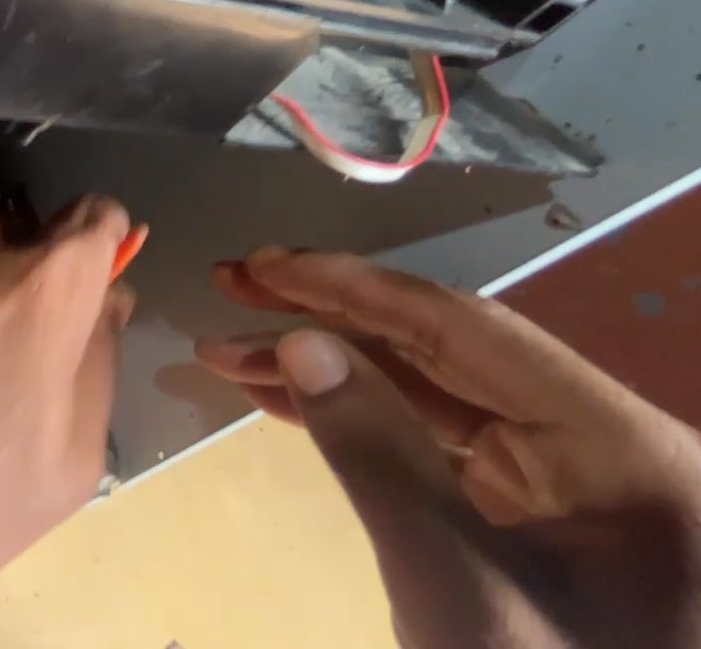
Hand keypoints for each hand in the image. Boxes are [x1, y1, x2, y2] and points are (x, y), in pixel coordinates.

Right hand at [196, 249, 700, 648]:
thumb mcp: (456, 588)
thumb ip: (378, 457)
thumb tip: (301, 344)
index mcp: (624, 450)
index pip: (463, 329)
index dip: (351, 286)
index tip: (262, 265)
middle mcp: (606, 441)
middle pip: (439, 347)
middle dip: (324, 315)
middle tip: (231, 286)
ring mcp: (574, 474)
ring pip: (426, 385)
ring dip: (323, 363)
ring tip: (229, 351)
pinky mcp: (541, 504)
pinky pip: (431, 431)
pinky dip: (353, 409)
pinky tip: (281, 395)